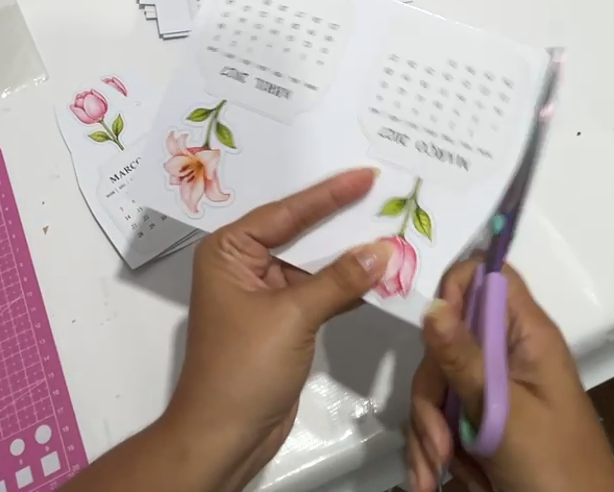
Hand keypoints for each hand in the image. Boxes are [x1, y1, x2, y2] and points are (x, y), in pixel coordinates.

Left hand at [162, 168, 394, 490]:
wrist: (224, 438)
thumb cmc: (243, 367)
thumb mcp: (292, 316)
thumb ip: (339, 281)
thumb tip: (383, 250)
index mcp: (229, 249)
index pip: (286, 212)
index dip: (329, 194)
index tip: (364, 175)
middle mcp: (244, 262)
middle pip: (299, 232)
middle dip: (339, 218)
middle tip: (380, 189)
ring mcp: (264, 291)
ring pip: (313, 262)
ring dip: (348, 253)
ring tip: (389, 225)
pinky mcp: (283, 318)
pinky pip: (319, 290)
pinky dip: (347, 284)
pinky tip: (380, 273)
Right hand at [405, 260, 613, 491]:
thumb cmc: (556, 473)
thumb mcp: (505, 416)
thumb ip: (464, 359)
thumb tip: (431, 303)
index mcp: (527, 336)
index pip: (487, 275)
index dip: (455, 290)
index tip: (436, 334)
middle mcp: (508, 353)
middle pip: (448, 337)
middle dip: (433, 392)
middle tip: (439, 443)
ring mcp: (493, 388)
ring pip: (439, 381)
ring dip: (428, 428)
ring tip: (433, 475)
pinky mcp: (482, 420)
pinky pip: (441, 415)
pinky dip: (432, 447)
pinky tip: (431, 479)